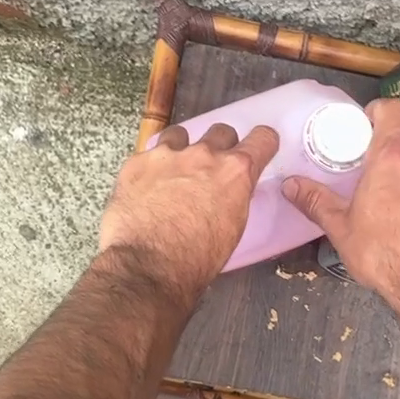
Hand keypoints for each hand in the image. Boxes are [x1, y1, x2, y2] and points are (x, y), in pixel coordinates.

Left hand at [97, 122, 280, 301]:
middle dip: (219, 148)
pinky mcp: (137, 162)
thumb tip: (226, 194)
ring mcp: (168, 155)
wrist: (148, 266)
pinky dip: (151, 167)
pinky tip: (146, 188)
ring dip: (182, 150)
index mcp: (236, 172)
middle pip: (221, 132)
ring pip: (181, 135)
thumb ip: (233, 198)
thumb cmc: (195, 259)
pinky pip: (149, 154)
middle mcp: (205, 155)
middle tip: (211, 170)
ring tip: (174, 173)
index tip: (257, 149)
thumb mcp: (232, 229)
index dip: (261, 144)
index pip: (261, 139)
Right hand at [282, 99, 399, 313]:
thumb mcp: (341, 229)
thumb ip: (315, 201)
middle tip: (371, 195)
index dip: (379, 113)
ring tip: (397, 222)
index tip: (367, 126)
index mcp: (390, 162)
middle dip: (388, 171)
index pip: (392, 112)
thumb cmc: (383, 255)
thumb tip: (289, 185)